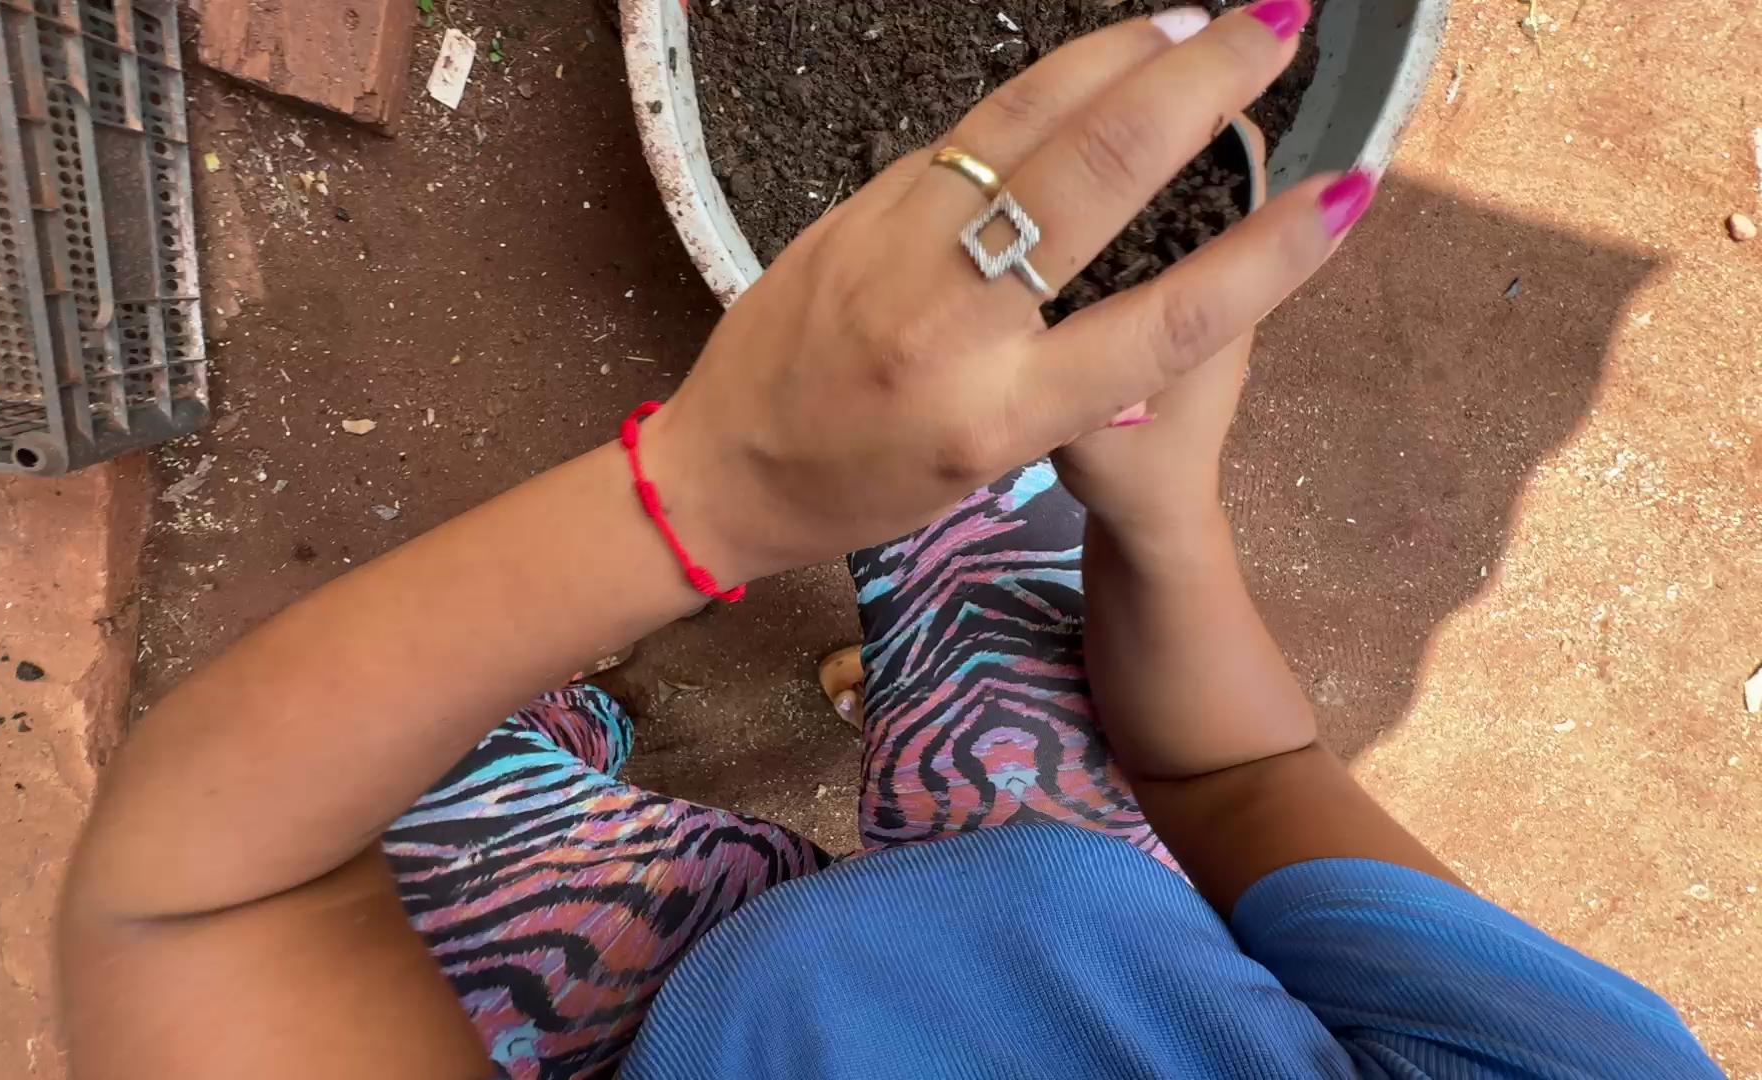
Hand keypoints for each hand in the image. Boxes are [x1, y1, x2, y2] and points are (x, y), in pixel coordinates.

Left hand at [642, 0, 1371, 585]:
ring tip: (1188, 25)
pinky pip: (952, 147)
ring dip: (1114, 61)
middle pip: (1095, 177)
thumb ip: (1055, 390)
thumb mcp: (971, 473)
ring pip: (1019, 128)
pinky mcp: (846, 219)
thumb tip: (1133, 314)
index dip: (1267, 259)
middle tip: (1277, 32)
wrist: (720, 471)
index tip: (1344, 194)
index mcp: (996, 418)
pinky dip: (1024, 105)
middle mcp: (948, 325)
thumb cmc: (850, 493)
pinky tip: (1067, 84)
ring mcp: (888, 256)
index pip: (1164, 327)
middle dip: (1199, 89)